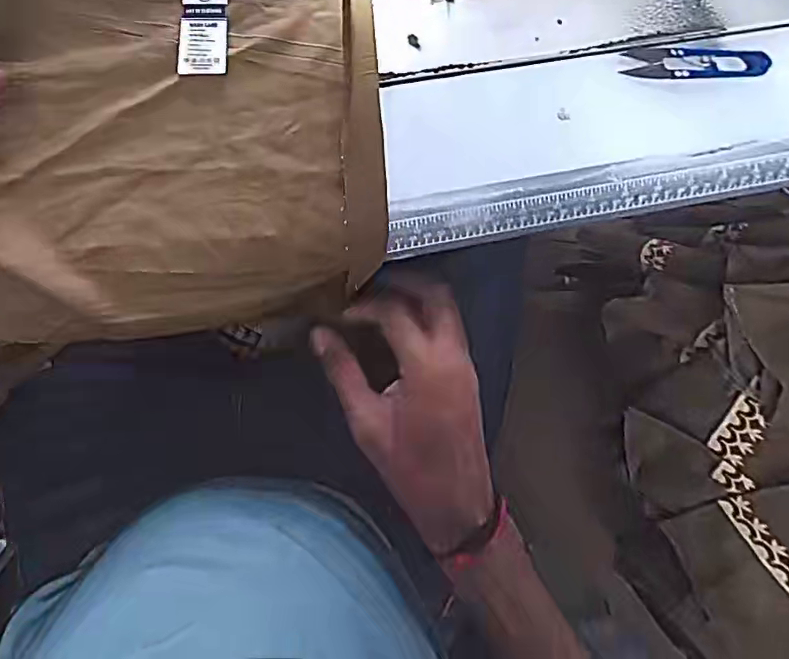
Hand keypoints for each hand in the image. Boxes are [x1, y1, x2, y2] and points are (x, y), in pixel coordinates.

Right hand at [313, 274, 495, 554]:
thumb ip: (343, 371)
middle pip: (436, 294)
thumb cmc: (409, 468)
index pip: (394, 312)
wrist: (459, 505)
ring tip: (380, 302)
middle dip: (402, 283)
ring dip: (416, 297)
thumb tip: (319, 334)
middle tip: (369, 285)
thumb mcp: (366, 421)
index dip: (364, 306)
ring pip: (447, 308)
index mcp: (426, 364)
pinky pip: (449, 326)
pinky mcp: (468, 372)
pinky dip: (426, 315)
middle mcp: (452, 354)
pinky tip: (399, 329)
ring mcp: (466, 362)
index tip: (340, 314)